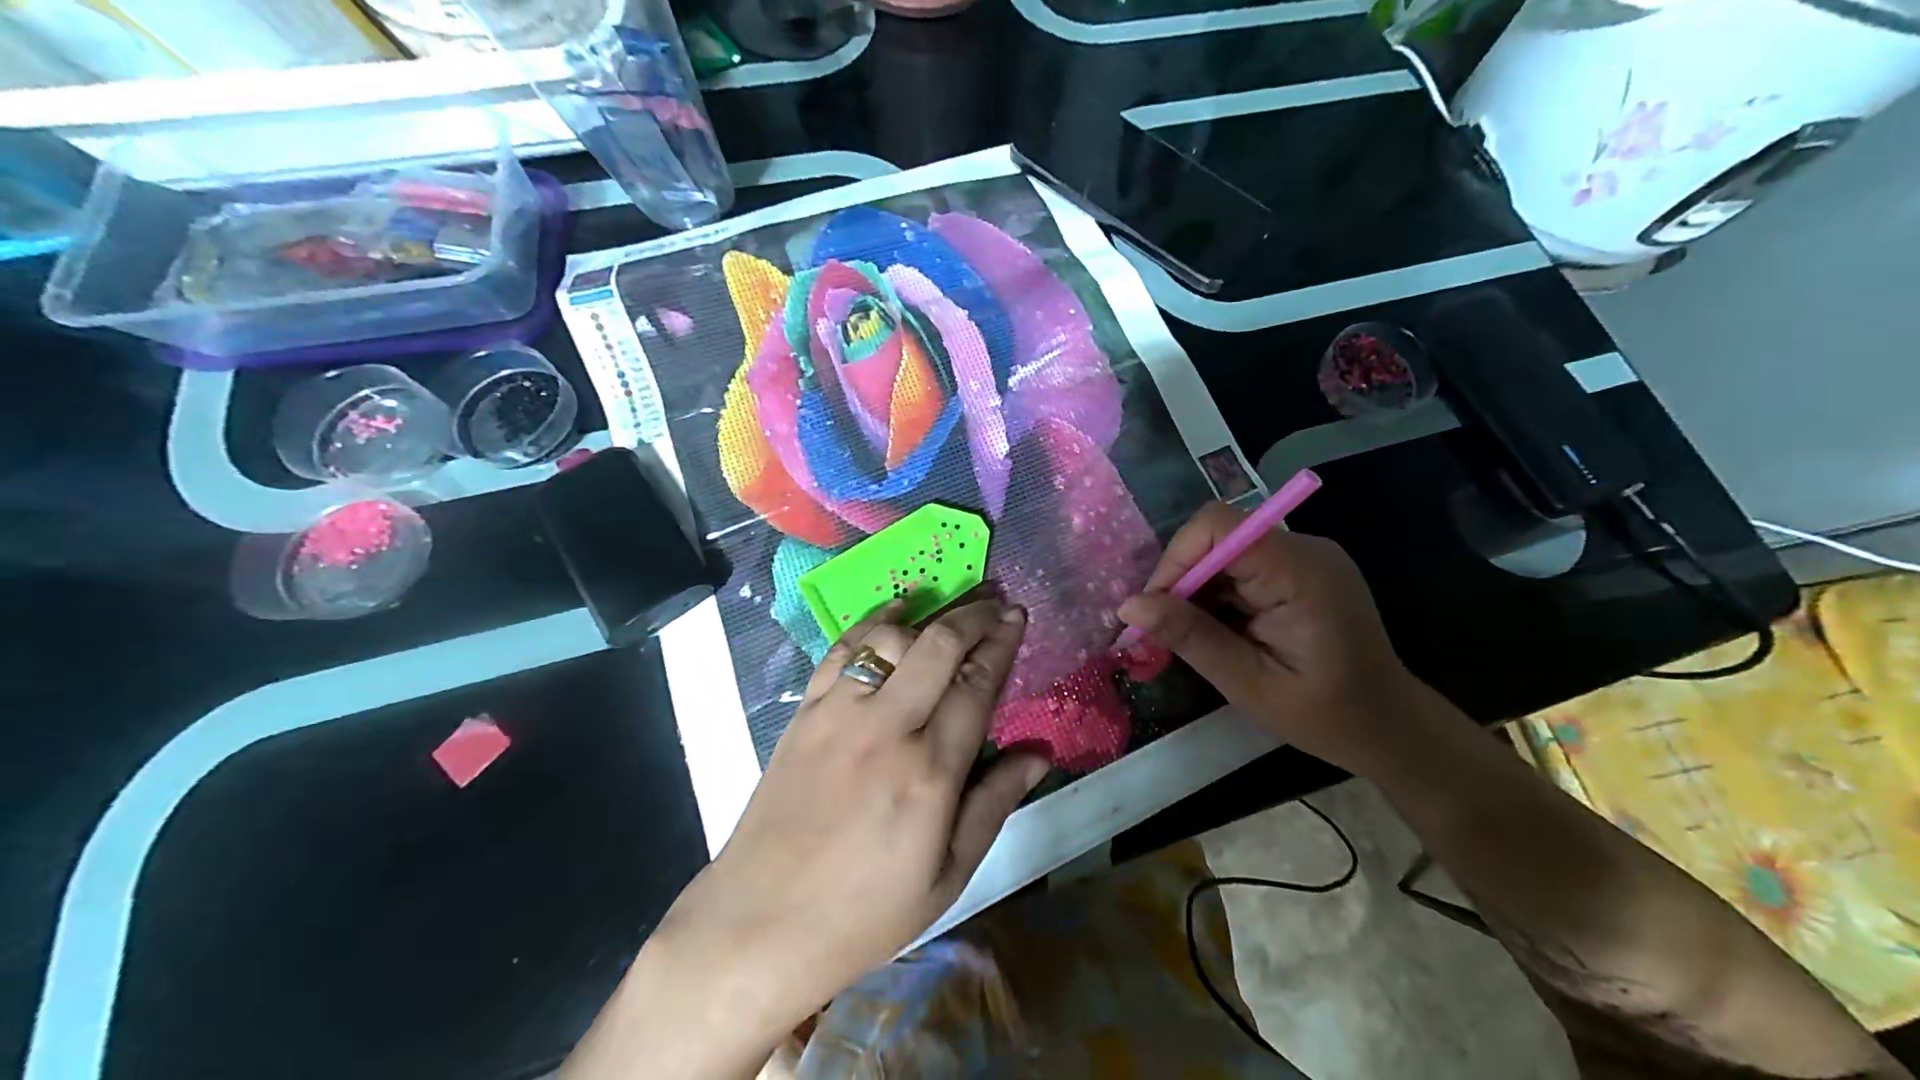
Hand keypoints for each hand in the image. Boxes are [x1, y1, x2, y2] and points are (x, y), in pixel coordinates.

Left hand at [562, 599, 1048, 1078]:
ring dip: (928, 613)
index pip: (976, 684)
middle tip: (996, 601)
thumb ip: (994, 804)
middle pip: (937, 646)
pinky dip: (873, 623)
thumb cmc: (865, 911)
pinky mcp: (804, 714)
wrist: (761, 924)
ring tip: (953, 604)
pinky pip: (842, 650)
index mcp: (930, 772)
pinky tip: (893, 612)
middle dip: (973, 615)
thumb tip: (1039, 753)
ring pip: (890, 638)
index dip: (1001, 643)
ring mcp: (838, 714)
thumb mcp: (947, 875)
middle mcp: (886, 728)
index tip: (1018, 616)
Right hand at [1117, 503, 1423, 773]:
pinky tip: (1217, 633)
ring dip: (1195, 592)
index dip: (1176, 558)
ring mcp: (1303, 557)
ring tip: (1189, 640)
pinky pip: (1240, 566)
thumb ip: (1192, 637)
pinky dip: (1216, 596)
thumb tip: (1128, 606)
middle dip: (1180, 582)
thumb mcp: (1249, 684)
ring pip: (1222, 553)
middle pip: (1216, 538)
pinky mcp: (1298, 570)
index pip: (1219, 526)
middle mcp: (1303, 549)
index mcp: (1300, 572)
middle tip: (1161, 634)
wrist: (1389, 726)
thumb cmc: (1326, 715)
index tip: (1155, 608)